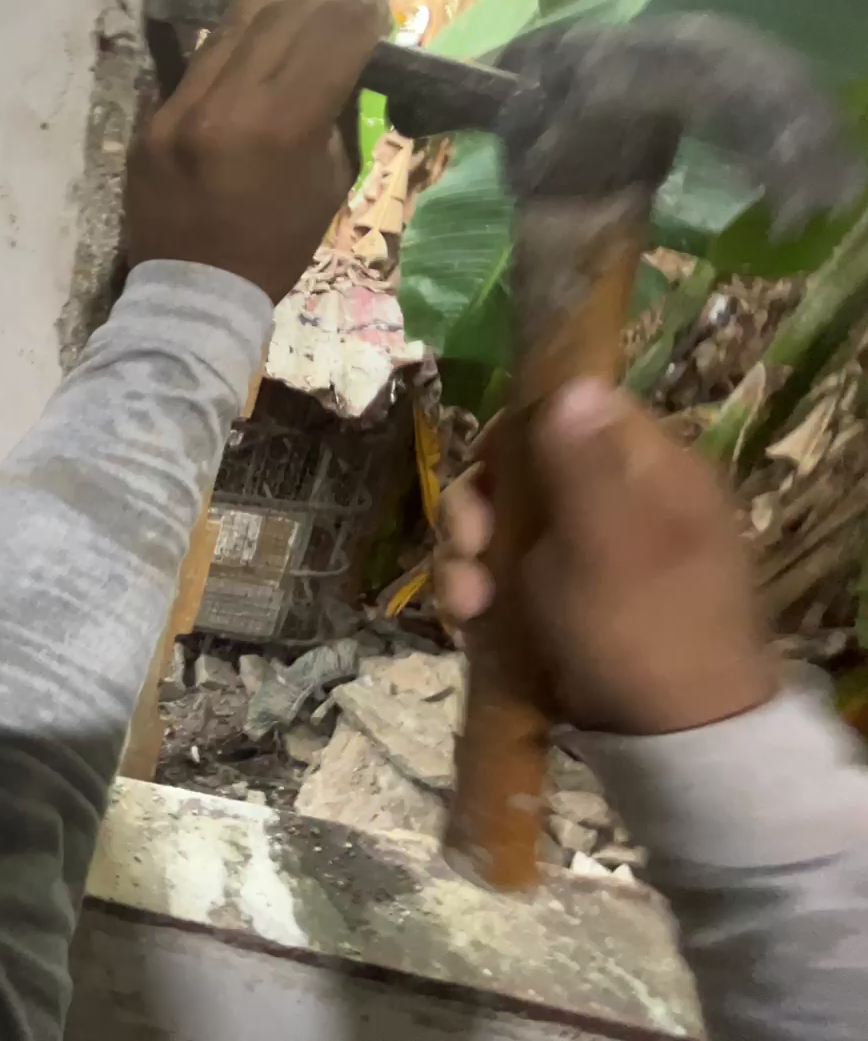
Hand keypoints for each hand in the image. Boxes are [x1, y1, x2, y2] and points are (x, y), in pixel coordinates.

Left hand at [125, 0, 389, 301]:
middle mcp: (224, 109)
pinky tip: (250, 32)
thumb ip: (333, 110)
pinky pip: (194, 66)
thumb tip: (339, 53)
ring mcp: (176, 116)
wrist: (191, 295)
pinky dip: (228, 42)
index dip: (368, 4)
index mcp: (281, 129)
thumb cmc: (271, 249)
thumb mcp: (328, 183)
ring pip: (231, 25)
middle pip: (287, 11)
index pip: (337, 28)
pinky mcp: (148, 128)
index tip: (378, 1)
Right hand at [436, 380, 777, 734]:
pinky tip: (468, 616)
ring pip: (485, 521)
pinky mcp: (536, 584)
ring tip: (466, 601)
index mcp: (644, 475)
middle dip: (472, 509)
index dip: (520, 431)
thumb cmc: (639, 628)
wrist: (651, 729)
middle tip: (467, 546)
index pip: (575, 413)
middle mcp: (603, 500)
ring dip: (460, 558)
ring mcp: (567, 545)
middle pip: (512, 469)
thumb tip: (572, 382)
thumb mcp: (608, 543)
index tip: (485, 467)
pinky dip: (466, 587)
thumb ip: (585, 466)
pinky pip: (482, 564)